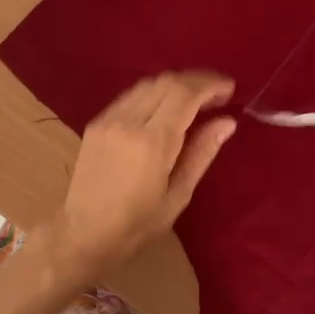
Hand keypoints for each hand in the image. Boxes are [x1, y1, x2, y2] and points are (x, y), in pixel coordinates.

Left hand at [40, 71, 237, 286]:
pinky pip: (129, 96)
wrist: (84, 232)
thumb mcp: (178, 195)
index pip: (184, 94)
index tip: (230, 88)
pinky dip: (153, 93)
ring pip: (146, 84)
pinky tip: (164, 108)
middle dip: (195, 80)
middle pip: (166, 82)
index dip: (210, 84)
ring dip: (174, 84)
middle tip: (218, 95)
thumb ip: (202, 153)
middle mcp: (128, 121)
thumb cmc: (138, 223)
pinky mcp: (96, 123)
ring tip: (195, 100)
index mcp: (152, 142)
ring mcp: (108, 120)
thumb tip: (227, 122)